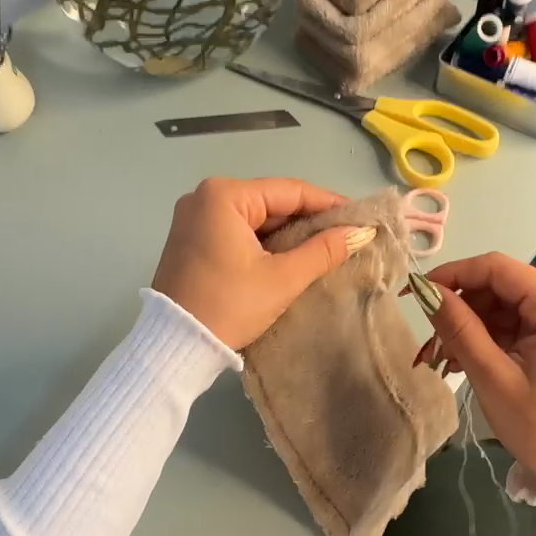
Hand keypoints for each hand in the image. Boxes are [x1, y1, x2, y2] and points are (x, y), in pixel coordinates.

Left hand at [151, 177, 372, 349]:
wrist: (175, 345)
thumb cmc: (229, 306)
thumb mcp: (282, 279)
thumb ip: (323, 251)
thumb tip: (361, 232)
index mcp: (224, 195)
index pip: (289, 191)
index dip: (328, 204)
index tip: (360, 217)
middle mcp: (204, 197)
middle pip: (271, 201)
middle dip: (308, 219)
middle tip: (346, 235)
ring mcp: (195, 217)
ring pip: (256, 217)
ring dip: (288, 232)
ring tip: (326, 247)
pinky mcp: (192, 239)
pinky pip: (238, 230)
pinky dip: (265, 241)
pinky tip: (292, 254)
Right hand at [415, 252, 535, 487]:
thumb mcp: (492, 376)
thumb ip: (458, 327)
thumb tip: (424, 290)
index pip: (499, 269)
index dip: (454, 274)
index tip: (418, 292)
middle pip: (502, 286)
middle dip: (463, 307)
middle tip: (433, 339)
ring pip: (506, 304)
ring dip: (473, 325)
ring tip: (447, 357)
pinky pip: (519, 322)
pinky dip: (490, 336)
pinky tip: (466, 359)